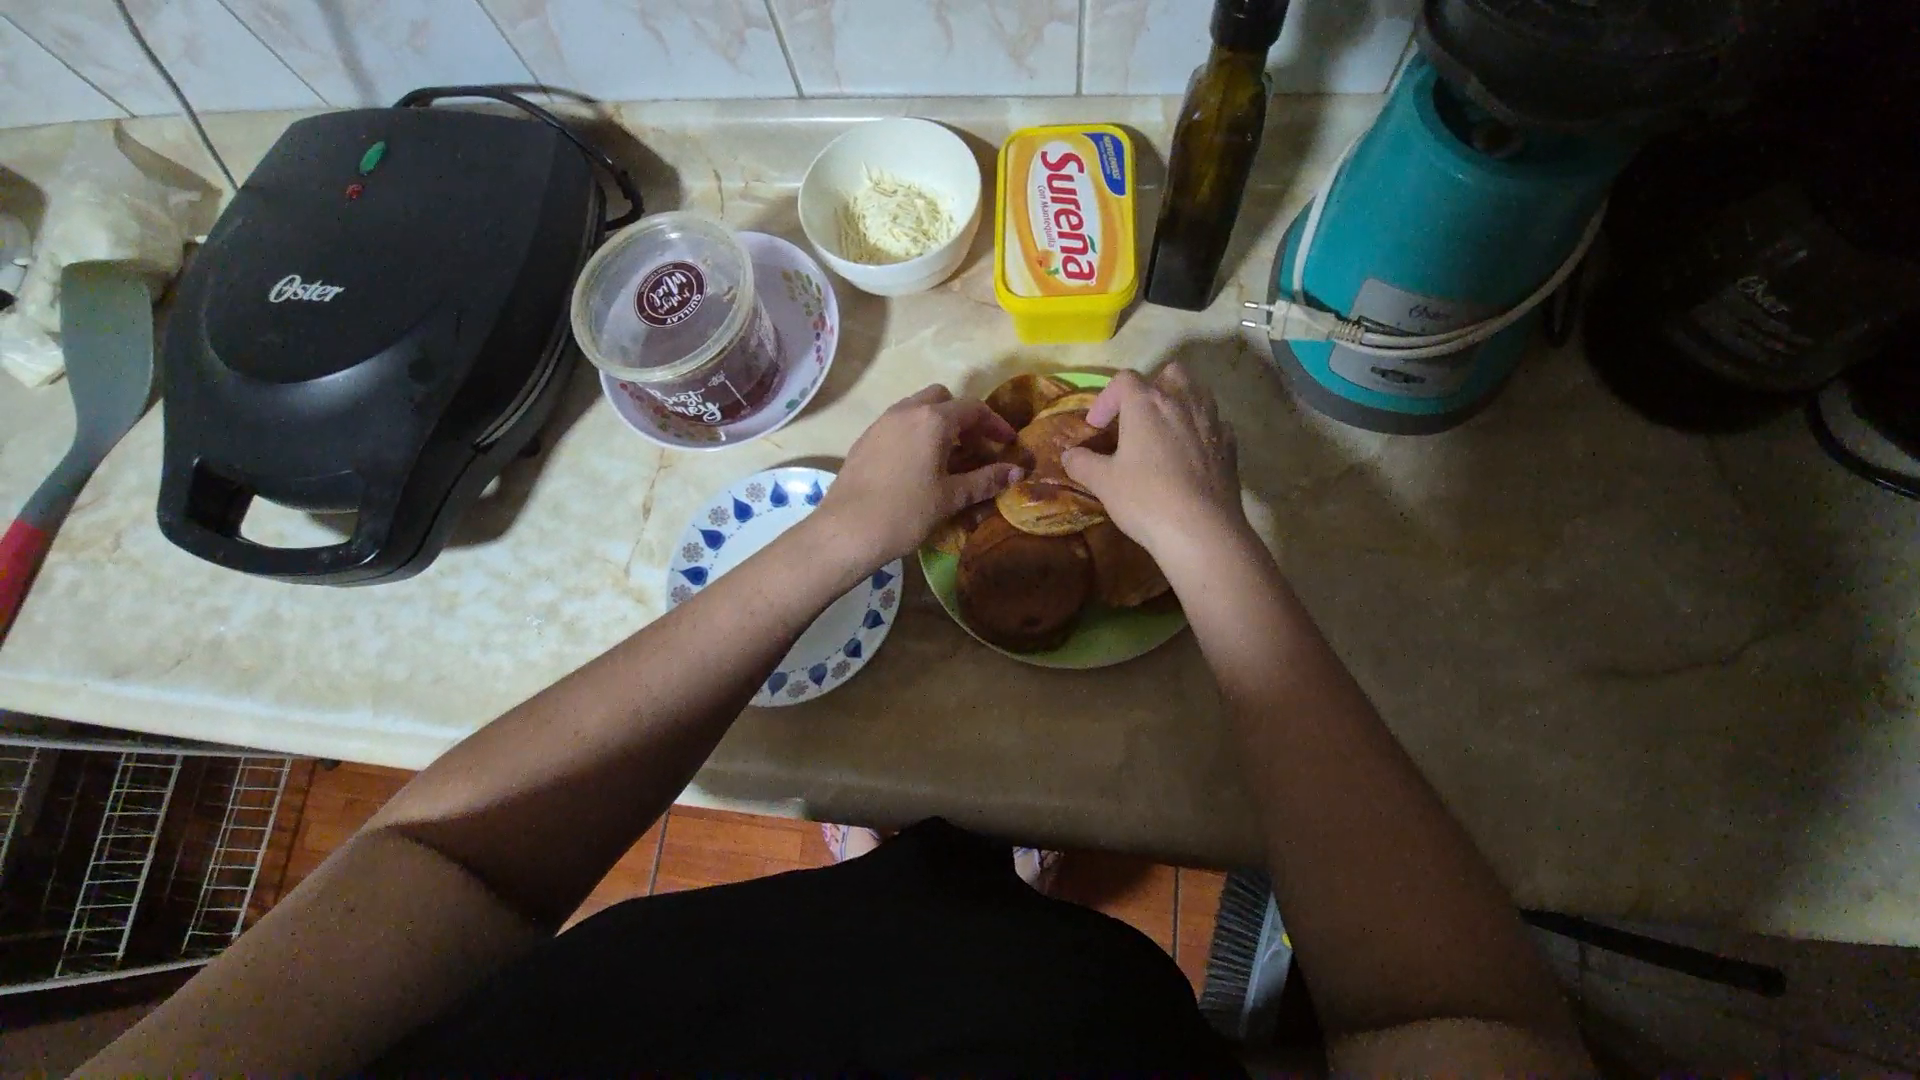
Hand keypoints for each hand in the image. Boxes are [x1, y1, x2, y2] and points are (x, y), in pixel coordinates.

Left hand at [816, 385, 1022, 564]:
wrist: (847, 530)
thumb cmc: (905, 512)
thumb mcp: (951, 497)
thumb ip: (985, 480)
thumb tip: (1016, 471)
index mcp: (932, 419)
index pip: (973, 408)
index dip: (995, 424)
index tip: (1008, 444)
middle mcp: (906, 411)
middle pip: (942, 399)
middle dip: (963, 418)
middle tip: (976, 448)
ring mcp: (882, 423)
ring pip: (917, 409)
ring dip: (938, 425)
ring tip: (949, 458)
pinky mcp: (865, 439)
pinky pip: (898, 425)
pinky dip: (916, 434)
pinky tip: (919, 466)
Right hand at [1060, 364, 1245, 559]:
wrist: (1201, 530)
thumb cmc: (1145, 498)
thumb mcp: (1103, 483)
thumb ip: (1082, 463)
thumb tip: (1069, 456)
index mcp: (1147, 403)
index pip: (1124, 380)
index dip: (1106, 398)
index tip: (1096, 426)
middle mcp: (1183, 401)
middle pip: (1170, 373)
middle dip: (1151, 388)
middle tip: (1137, 418)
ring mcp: (1212, 421)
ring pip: (1198, 393)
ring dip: (1179, 405)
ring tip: (1165, 433)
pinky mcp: (1231, 445)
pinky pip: (1214, 424)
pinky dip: (1200, 431)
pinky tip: (1190, 455)